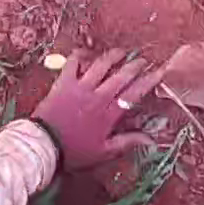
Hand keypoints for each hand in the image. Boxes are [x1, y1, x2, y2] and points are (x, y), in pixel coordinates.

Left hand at [31, 48, 166, 171]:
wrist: (44, 144)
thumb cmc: (74, 152)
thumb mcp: (104, 152)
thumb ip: (127, 142)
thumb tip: (151, 139)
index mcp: (109, 114)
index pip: (134, 93)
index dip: (149, 81)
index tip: (159, 72)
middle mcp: (98, 96)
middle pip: (121, 75)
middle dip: (134, 65)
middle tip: (143, 60)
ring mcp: (80, 87)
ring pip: (101, 65)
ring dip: (113, 56)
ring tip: (121, 52)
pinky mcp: (63, 82)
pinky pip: (73, 63)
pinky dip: (81, 56)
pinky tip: (86, 53)